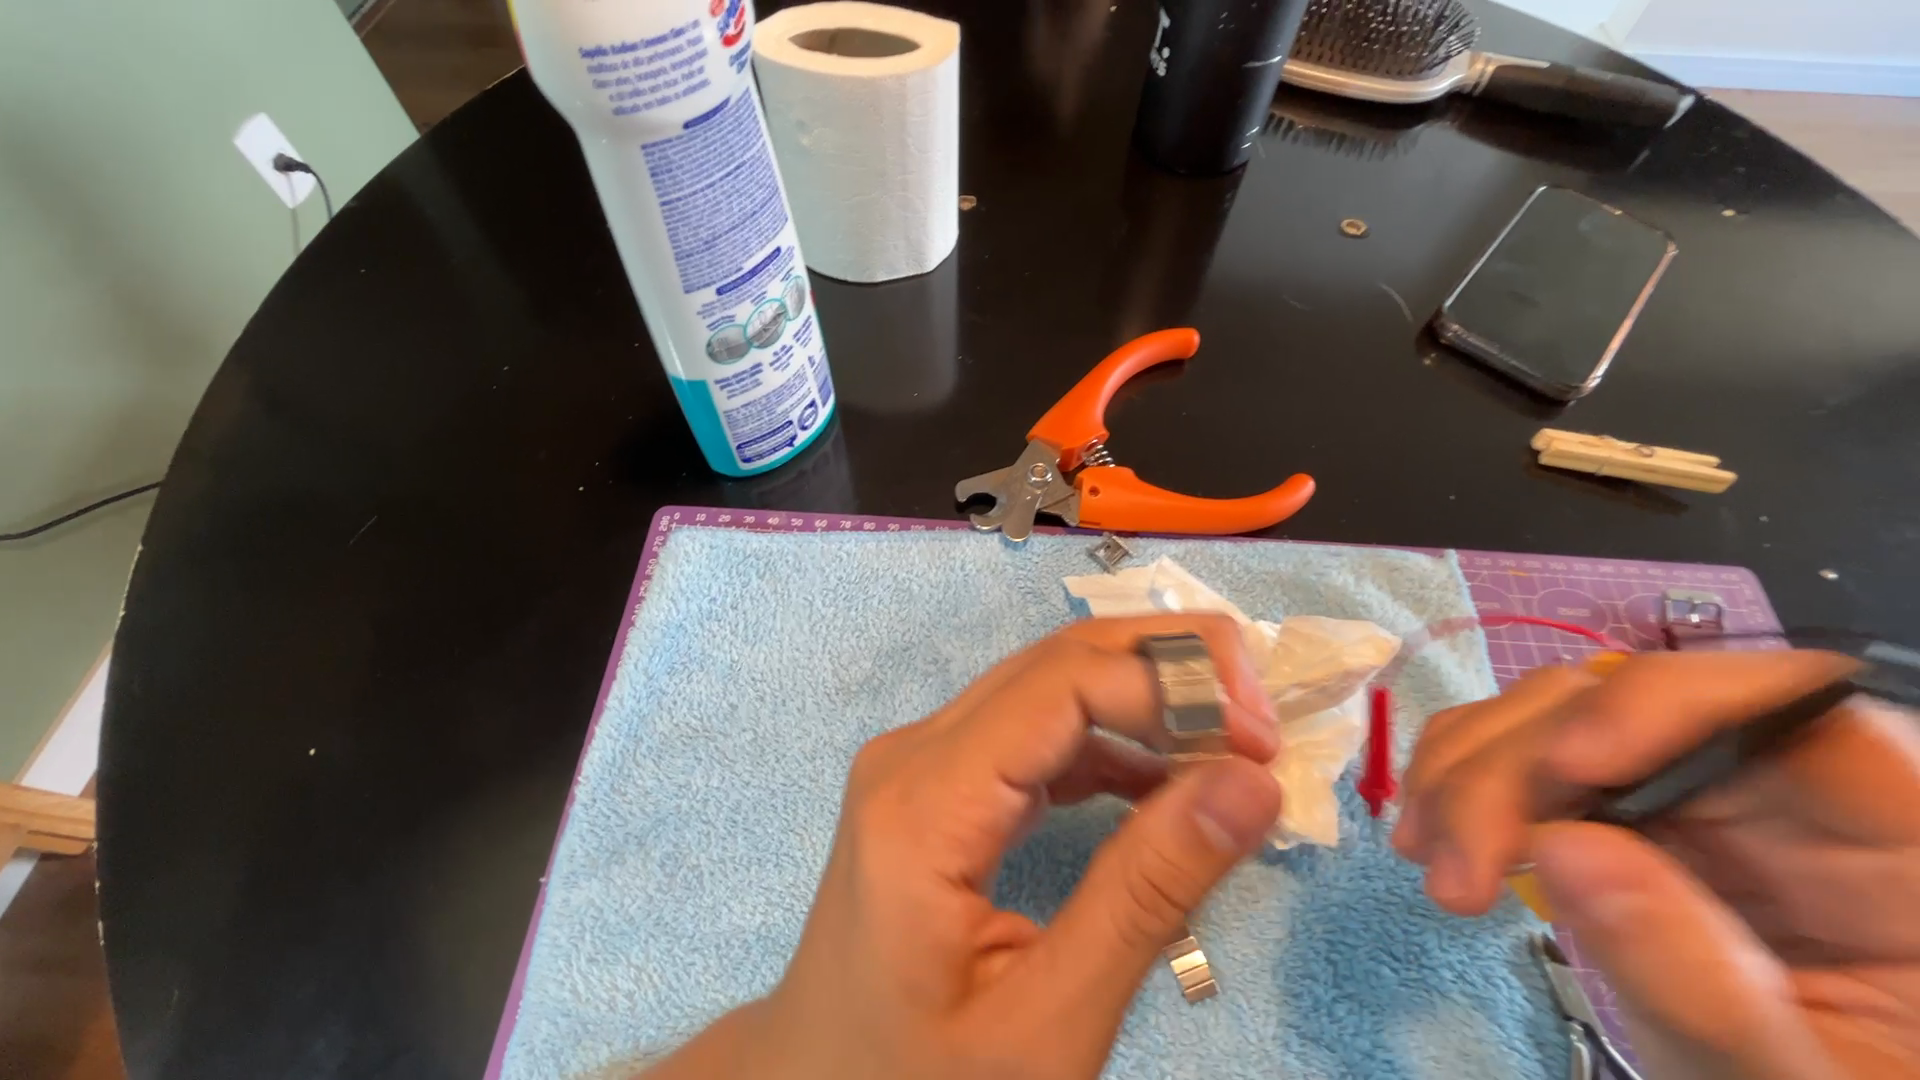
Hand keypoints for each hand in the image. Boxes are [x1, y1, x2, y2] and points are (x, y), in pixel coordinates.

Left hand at [645, 616, 1283, 1078]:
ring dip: (1145, 701)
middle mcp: (915, 753)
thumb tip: (1251, 782)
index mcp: (926, 802)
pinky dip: (1110, 744)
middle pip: (1055, 663)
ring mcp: (923, 762)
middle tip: (1266, 720)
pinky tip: (1166, 781)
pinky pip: (1035, 734)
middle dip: (1169, 669)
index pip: (1062, 683)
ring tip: (1233, 749)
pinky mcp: (942, 784)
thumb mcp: (1048, 1021)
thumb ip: (1147, 893)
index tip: (1265, 740)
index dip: (1172, 683)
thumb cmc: (920, 1079)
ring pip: (1050, 688)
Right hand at [1395, 650, 1919, 1078]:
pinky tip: (1427, 833)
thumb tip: (1562, 847)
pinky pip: (1513, 744)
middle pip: (1625, 705)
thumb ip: (1701, 988)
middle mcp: (1776, 787)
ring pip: (1551, 711)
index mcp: (1887, 846)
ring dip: (1464, 770)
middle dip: (1514, 770)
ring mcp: (1681, 784)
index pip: (1793, 712)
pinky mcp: (1608, 797)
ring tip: (1424, 856)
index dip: (1667, 706)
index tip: (1563, 770)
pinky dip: (1453, 776)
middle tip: (1454, 869)